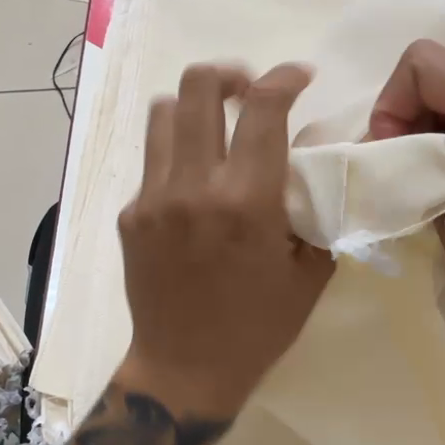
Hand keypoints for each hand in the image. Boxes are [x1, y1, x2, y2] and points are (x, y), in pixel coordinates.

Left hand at [117, 64, 334, 417]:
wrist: (184, 369)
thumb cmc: (257, 329)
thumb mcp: (309, 273)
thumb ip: (314, 211)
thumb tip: (313, 166)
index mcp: (247, 200)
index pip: (263, 105)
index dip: (285, 77)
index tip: (300, 78)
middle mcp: (194, 187)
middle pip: (198, 87)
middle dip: (229, 75)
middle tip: (246, 93)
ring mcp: (153, 199)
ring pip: (163, 113)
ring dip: (192, 107)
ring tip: (212, 127)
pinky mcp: (130, 216)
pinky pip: (151, 163)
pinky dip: (175, 157)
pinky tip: (192, 187)